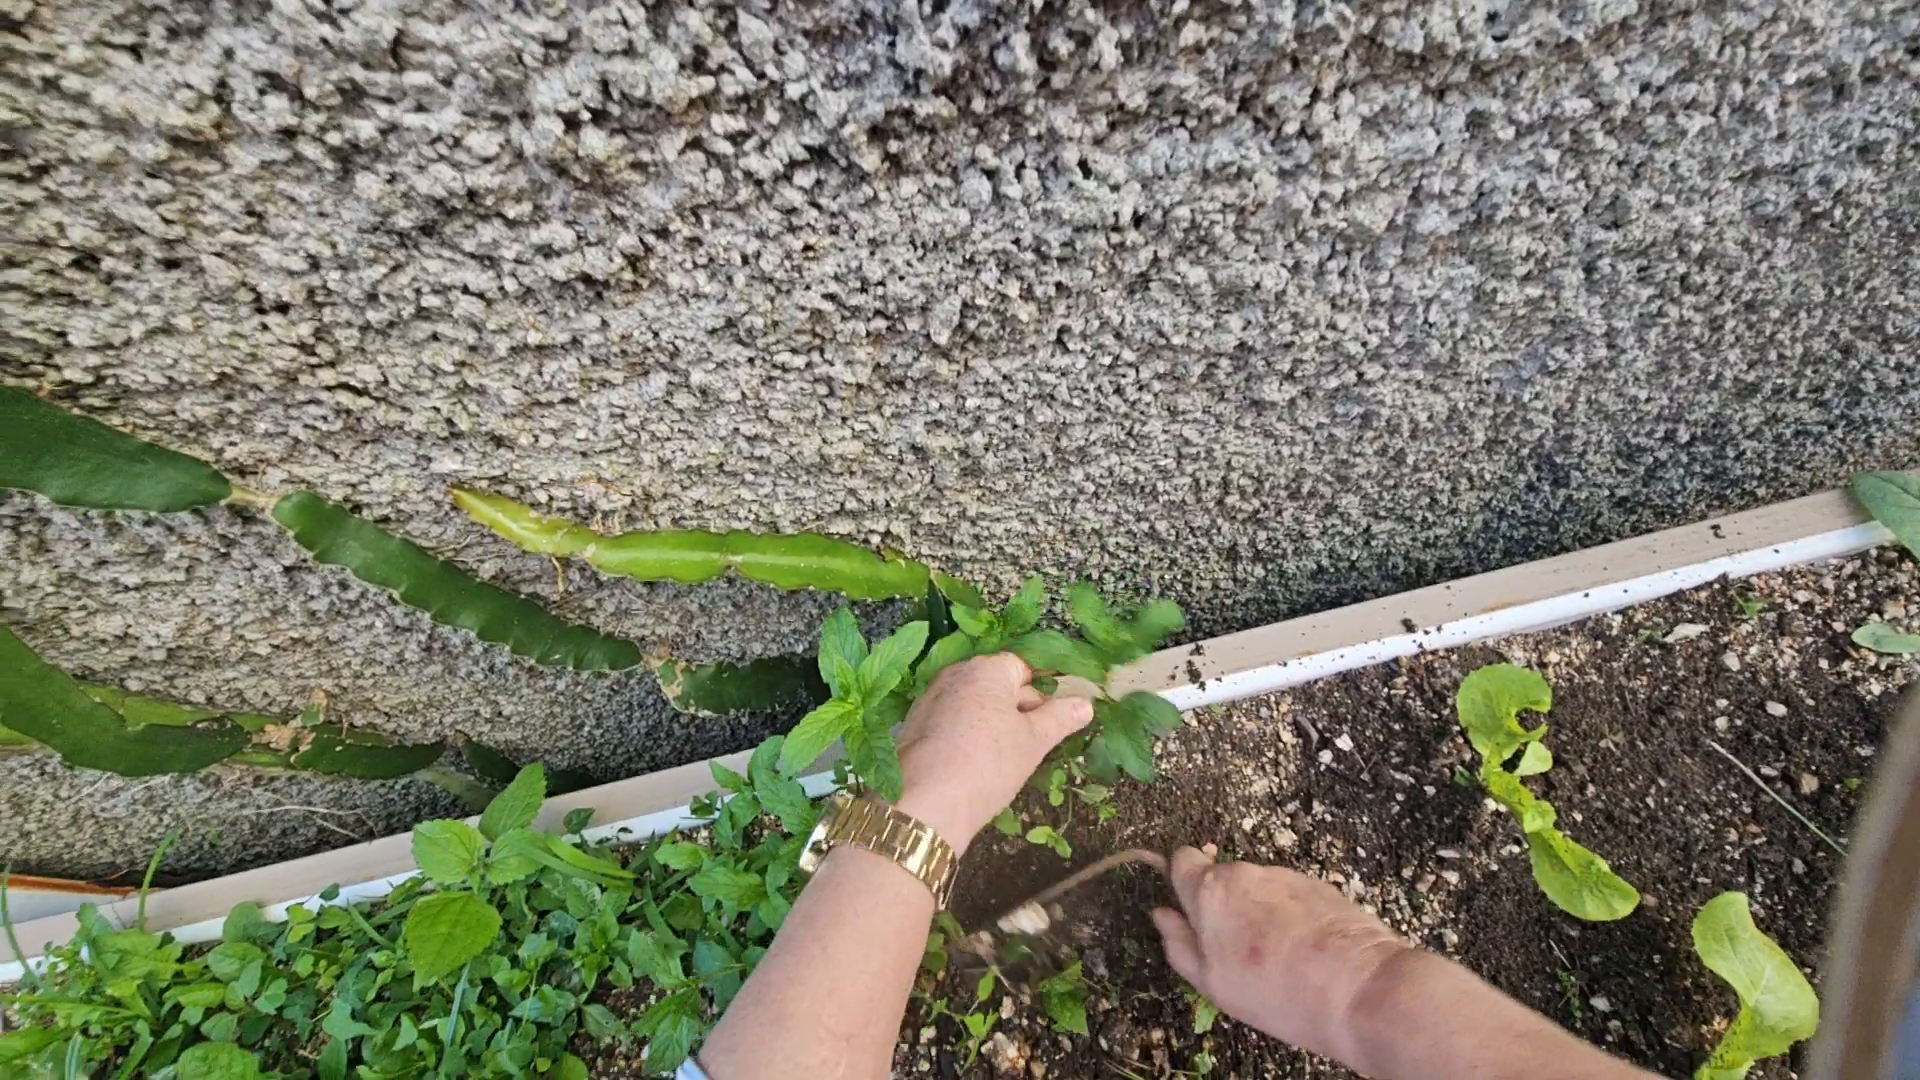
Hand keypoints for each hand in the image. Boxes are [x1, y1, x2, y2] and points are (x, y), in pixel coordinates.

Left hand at [891, 654, 1091, 854]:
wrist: (926, 802)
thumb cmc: (989, 763)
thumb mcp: (1034, 741)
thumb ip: (1061, 718)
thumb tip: (1086, 704)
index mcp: (986, 669)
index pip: (1022, 667)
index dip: (1043, 692)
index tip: (1055, 719)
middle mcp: (956, 675)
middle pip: (998, 684)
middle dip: (1021, 709)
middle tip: (1038, 743)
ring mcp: (932, 699)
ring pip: (976, 705)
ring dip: (995, 724)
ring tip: (1011, 758)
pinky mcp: (917, 725)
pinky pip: (954, 721)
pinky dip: (970, 736)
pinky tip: (979, 765)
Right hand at [1152, 848, 1411, 1061]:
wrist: (1362, 991)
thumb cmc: (1276, 992)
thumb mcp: (1214, 983)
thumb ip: (1179, 945)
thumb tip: (1161, 914)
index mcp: (1209, 890)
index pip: (1181, 859)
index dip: (1183, 882)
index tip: (1194, 913)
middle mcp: (1243, 872)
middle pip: (1222, 879)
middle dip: (1225, 907)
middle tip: (1240, 951)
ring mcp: (1283, 875)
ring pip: (1258, 889)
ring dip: (1259, 912)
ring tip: (1282, 958)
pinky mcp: (1319, 885)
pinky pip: (1290, 896)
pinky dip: (1292, 916)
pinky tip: (1309, 952)